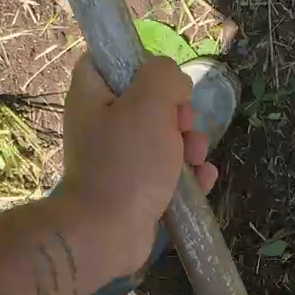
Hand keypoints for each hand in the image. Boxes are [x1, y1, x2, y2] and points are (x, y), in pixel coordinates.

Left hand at [58, 54, 217, 267]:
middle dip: (179, 113)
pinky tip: (203, 179)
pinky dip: (188, 174)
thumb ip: (164, 77)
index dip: (139, 64)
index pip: (107, 61)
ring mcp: (117, 160)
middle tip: (185, 126)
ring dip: (190, 145)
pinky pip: (167, 173)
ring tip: (197, 159)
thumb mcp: (149, 104)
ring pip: (163, 139)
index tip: (163, 79)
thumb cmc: (126, 163)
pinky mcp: (135, 190)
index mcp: (91, 96)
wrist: (108, 233)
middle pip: (147, 102)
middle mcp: (101, 125)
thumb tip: (175, 87)